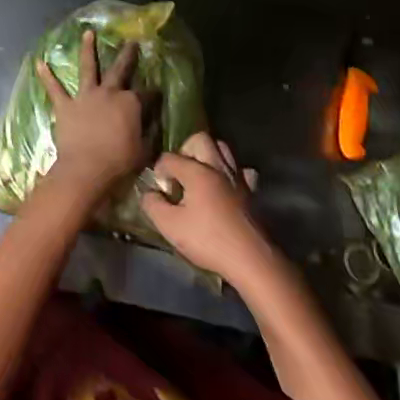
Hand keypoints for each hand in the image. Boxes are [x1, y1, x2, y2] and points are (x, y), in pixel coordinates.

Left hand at [37, 30, 145, 197]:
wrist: (86, 169)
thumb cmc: (119, 162)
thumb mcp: (144, 150)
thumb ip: (150, 133)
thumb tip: (154, 122)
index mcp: (131, 103)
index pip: (147, 93)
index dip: (154, 93)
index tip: (157, 92)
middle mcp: (109, 93)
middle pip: (120, 69)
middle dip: (127, 55)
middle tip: (132, 42)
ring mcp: (86, 97)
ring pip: (88, 68)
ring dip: (87, 50)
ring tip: (87, 33)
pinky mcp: (66, 106)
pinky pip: (54, 88)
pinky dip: (46, 76)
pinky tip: (39, 63)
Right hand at [142, 133, 275, 282]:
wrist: (251, 260)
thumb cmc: (208, 240)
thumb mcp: (169, 226)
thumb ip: (152, 204)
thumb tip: (148, 193)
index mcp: (197, 172)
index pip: (169, 157)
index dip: (159, 171)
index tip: (159, 190)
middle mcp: (218, 167)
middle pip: (200, 140)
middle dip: (184, 151)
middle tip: (178, 174)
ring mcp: (238, 178)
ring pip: (223, 150)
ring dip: (208, 157)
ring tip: (198, 178)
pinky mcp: (251, 192)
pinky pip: (242, 171)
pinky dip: (231, 174)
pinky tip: (225, 187)